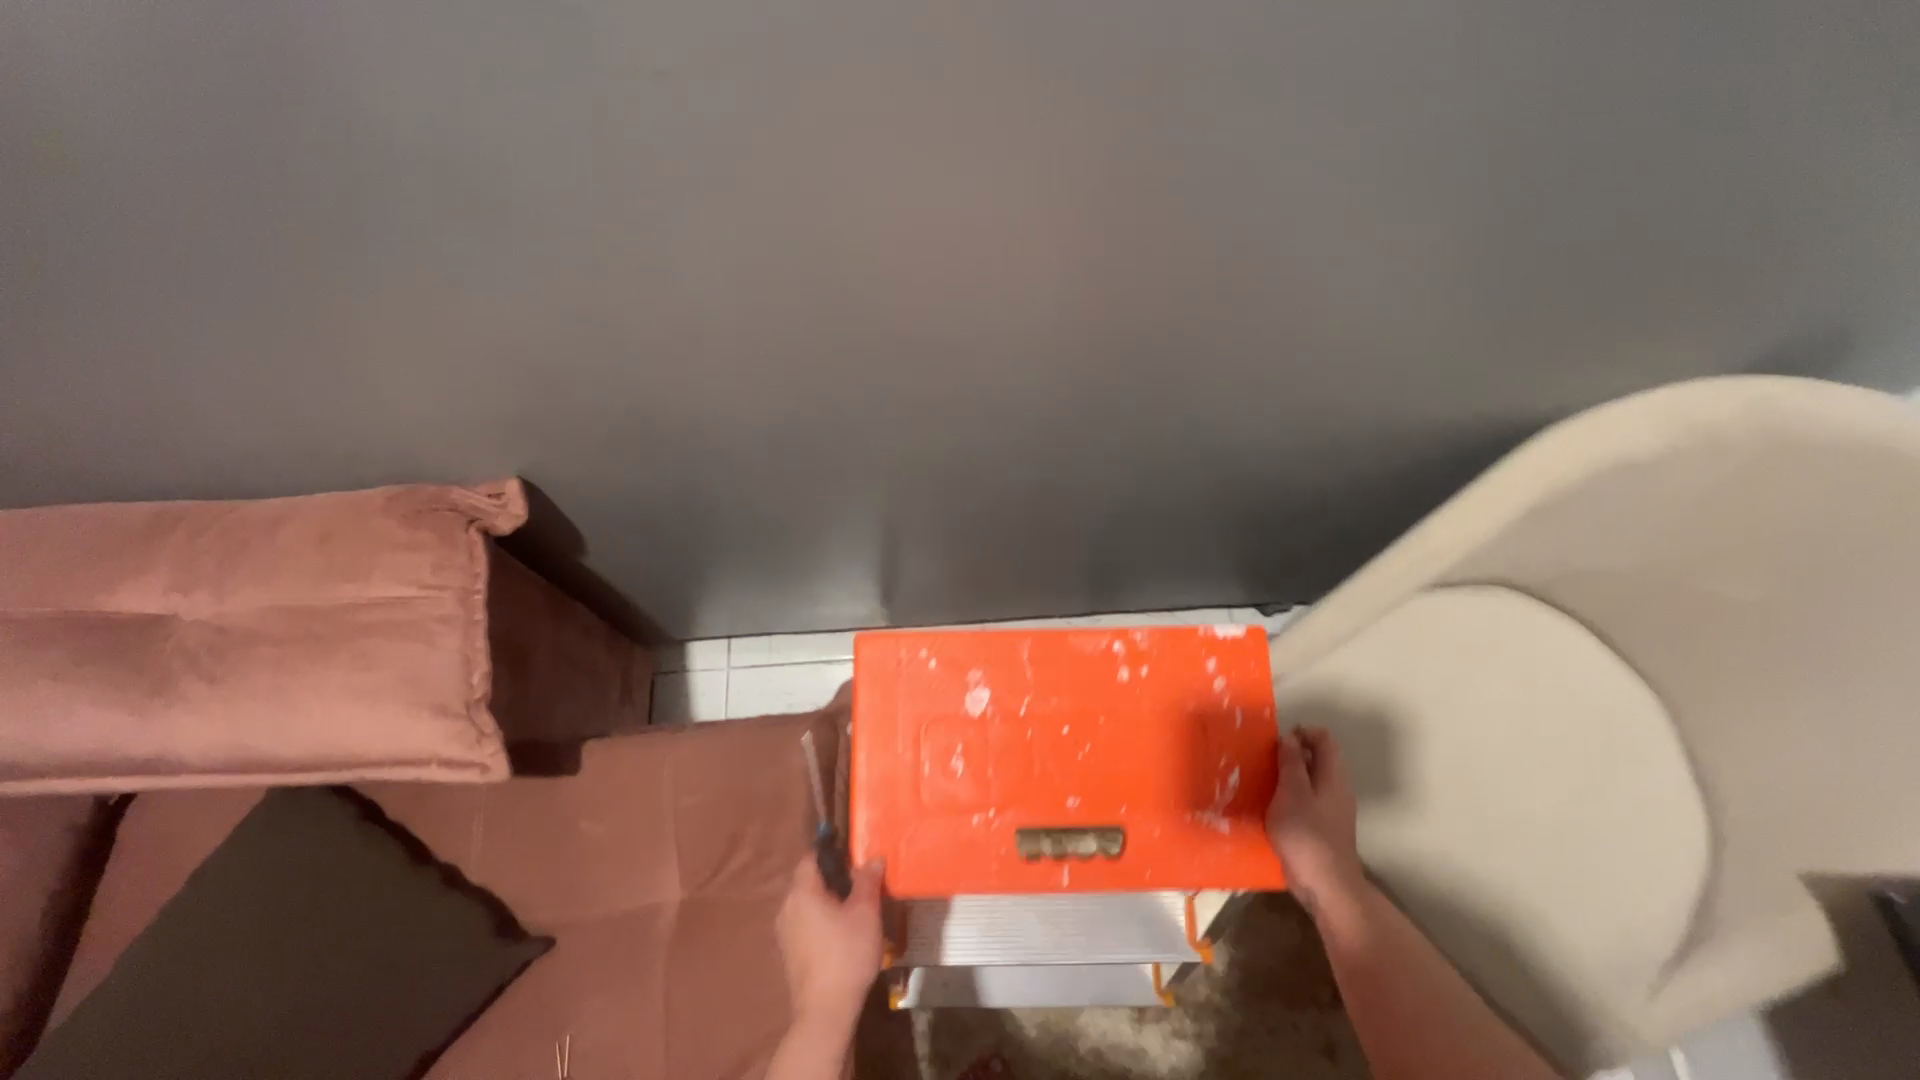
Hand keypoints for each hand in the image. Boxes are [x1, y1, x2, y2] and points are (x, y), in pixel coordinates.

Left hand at [776, 856, 885, 1029]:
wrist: (825, 1009)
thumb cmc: (847, 953)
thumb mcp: (866, 913)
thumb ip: (868, 881)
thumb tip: (873, 859)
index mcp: (801, 893)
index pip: (810, 859)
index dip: (832, 855)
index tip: (854, 861)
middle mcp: (786, 908)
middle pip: (808, 882)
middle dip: (833, 881)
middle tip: (860, 887)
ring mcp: (784, 933)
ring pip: (807, 905)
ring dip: (827, 904)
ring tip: (854, 913)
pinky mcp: (789, 953)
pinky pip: (805, 925)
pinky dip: (821, 923)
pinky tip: (841, 937)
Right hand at [1267, 726, 1364, 916]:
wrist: (1325, 884)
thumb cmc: (1306, 834)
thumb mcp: (1292, 793)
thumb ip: (1292, 764)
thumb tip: (1290, 738)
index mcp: (1334, 777)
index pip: (1325, 740)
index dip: (1303, 733)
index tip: (1278, 741)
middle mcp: (1337, 789)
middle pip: (1319, 759)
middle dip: (1293, 753)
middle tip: (1265, 759)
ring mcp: (1331, 811)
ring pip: (1311, 781)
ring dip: (1289, 776)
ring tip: (1264, 780)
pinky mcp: (1322, 828)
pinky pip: (1306, 801)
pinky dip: (1290, 796)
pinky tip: (1271, 807)